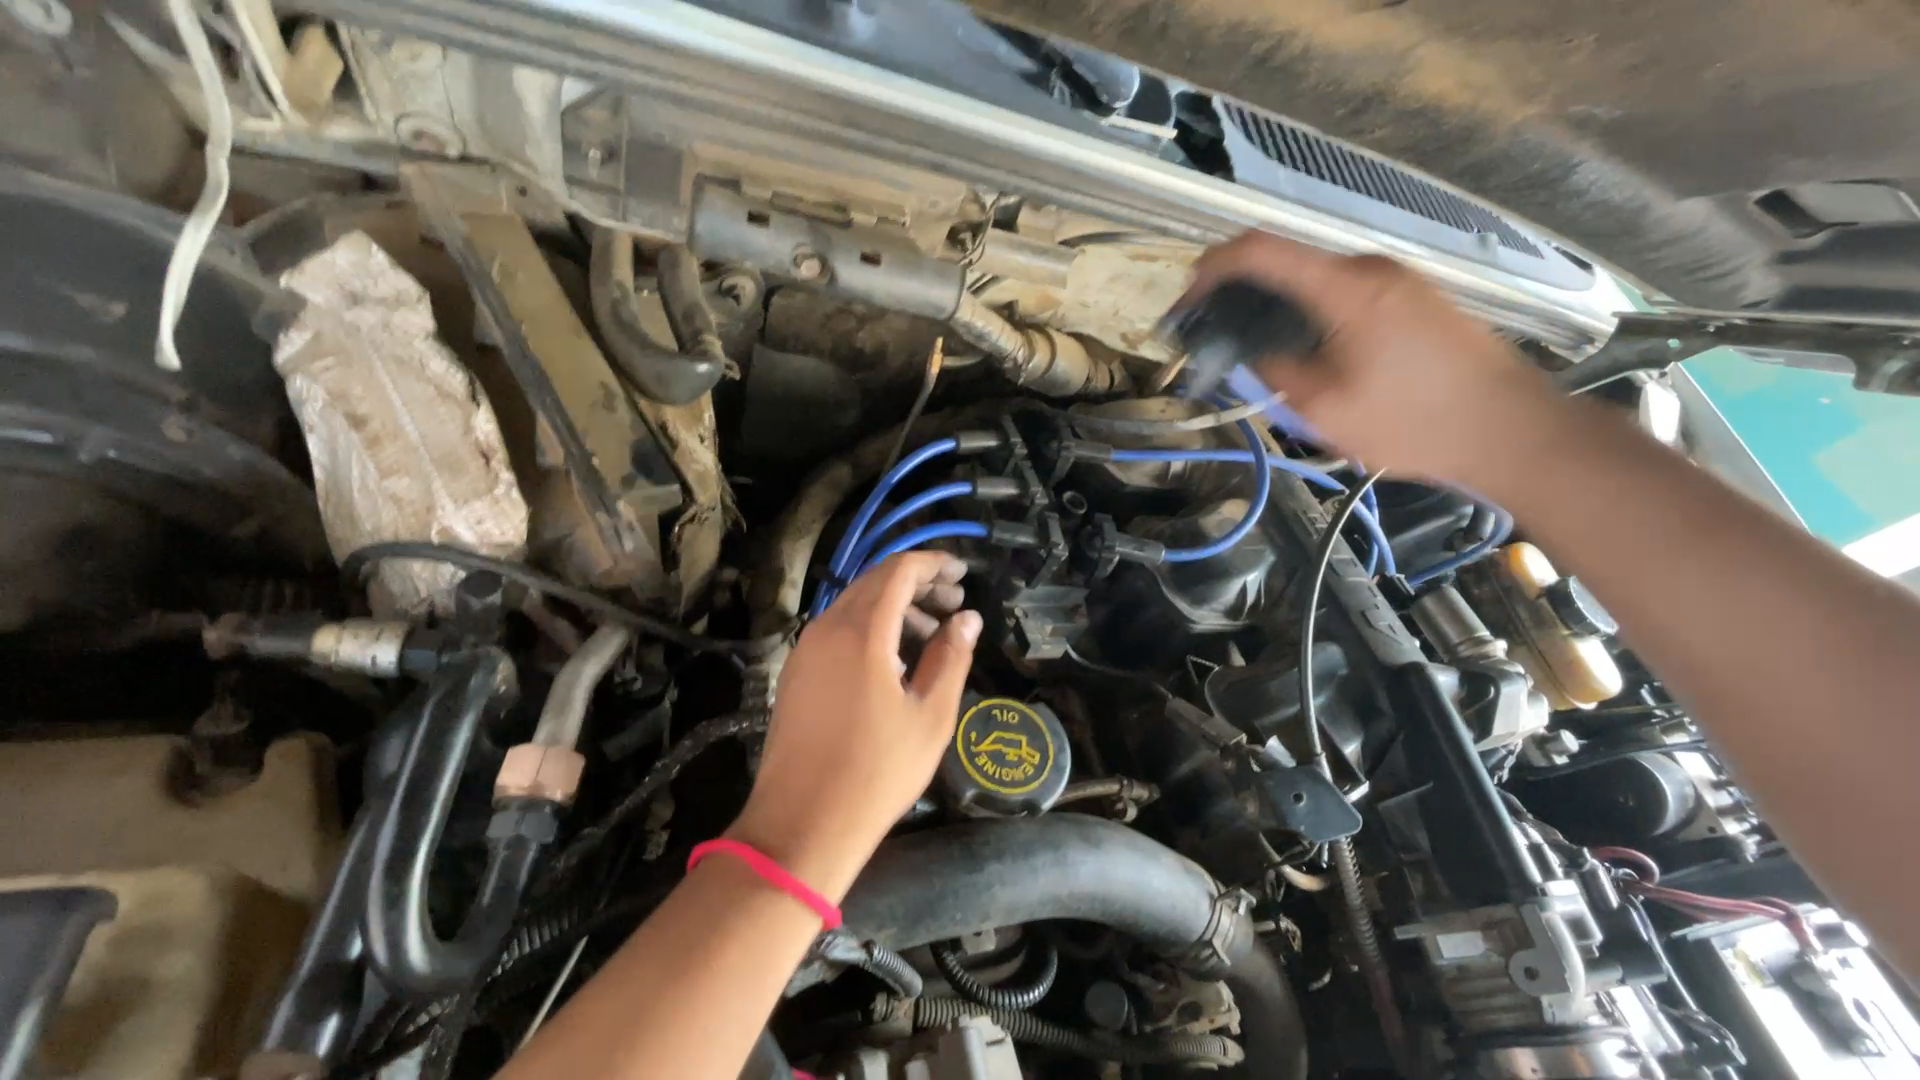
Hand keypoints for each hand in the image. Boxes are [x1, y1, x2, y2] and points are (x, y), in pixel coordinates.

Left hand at [730, 552, 980, 900]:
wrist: (802, 822)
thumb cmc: (876, 771)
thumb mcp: (931, 716)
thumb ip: (951, 658)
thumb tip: (967, 618)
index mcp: (862, 632)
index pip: (898, 571)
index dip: (933, 564)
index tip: (963, 573)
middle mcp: (826, 629)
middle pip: (874, 582)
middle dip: (918, 584)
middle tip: (955, 603)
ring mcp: (805, 651)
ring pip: (853, 606)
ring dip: (894, 608)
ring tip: (932, 634)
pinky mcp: (796, 673)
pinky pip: (837, 631)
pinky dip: (870, 629)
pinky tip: (894, 660)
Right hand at [1183, 231, 1564, 486]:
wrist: (1510, 429)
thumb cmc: (1415, 424)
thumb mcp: (1324, 412)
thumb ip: (1274, 373)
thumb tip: (1251, 352)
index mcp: (1345, 288)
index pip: (1262, 250)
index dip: (1214, 266)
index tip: (1188, 296)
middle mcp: (1370, 269)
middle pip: (1287, 262)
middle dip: (1241, 295)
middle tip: (1217, 336)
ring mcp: (1396, 280)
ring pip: (1313, 281)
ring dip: (1277, 308)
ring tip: (1257, 352)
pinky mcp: (1411, 298)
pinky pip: (1342, 293)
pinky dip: (1309, 313)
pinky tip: (1304, 352)